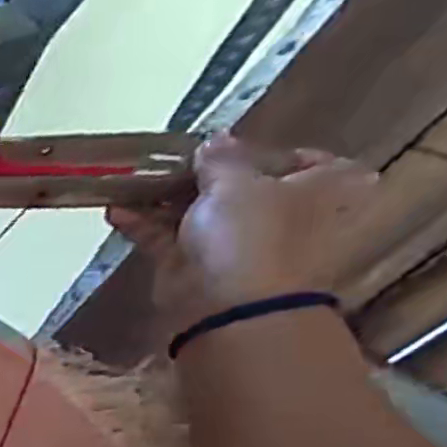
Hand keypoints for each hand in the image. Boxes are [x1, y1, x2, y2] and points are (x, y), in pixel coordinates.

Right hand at [108, 132, 378, 335]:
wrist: (225, 306)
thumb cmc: (251, 233)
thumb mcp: (237, 181)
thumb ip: (222, 158)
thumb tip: (215, 140)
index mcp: (329, 184)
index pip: (295, 157)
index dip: (252, 151)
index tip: (215, 150)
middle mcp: (289, 213)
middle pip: (239, 187)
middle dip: (199, 178)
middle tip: (166, 165)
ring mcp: (240, 242)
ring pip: (199, 213)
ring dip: (163, 200)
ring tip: (131, 185)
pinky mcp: (197, 265)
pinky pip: (168, 237)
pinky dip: (143, 224)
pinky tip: (117, 210)